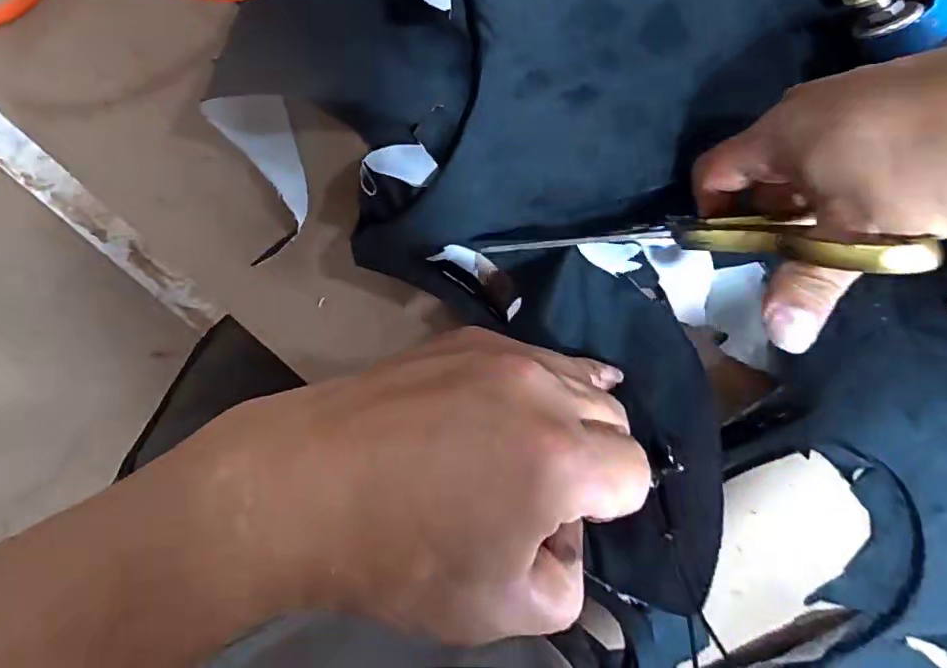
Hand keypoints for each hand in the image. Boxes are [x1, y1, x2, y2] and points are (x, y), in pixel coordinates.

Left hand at [167, 327, 650, 644]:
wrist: (311, 481)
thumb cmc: (402, 554)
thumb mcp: (502, 609)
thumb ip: (567, 583)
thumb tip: (563, 537)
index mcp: (562, 457)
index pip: (635, 472)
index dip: (613, 506)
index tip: (567, 524)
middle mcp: (541, 388)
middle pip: (612, 416)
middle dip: (598, 458)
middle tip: (545, 492)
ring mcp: (500, 353)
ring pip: (576, 376)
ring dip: (574, 413)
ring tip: (542, 443)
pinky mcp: (463, 338)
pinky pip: (529, 353)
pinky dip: (540, 380)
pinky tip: (522, 397)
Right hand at [692, 22, 946, 352]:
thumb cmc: (930, 165)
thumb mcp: (866, 233)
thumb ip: (814, 280)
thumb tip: (778, 336)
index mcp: (776, 134)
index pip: (711, 172)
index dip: (713, 215)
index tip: (746, 253)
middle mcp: (800, 108)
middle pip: (760, 168)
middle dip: (773, 216)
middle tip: (810, 255)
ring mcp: (846, 94)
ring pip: (807, 157)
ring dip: (815, 199)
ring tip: (861, 231)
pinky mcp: (889, 92)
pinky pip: (844, 139)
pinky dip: (848, 174)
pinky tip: (900, 195)